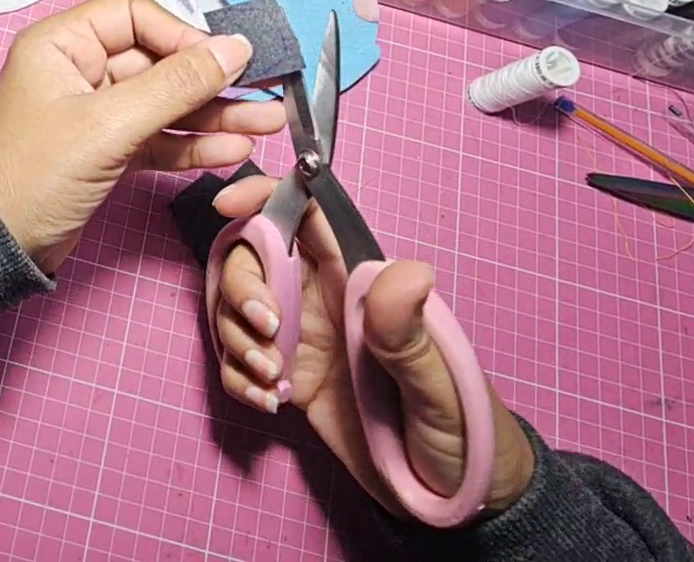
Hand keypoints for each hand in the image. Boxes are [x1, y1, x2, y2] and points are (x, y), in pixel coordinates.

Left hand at [0, 0, 284, 273]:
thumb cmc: (35, 175)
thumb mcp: (108, 125)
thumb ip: (175, 86)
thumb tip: (235, 48)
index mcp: (62, 43)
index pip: (136, 16)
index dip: (183, 35)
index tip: (226, 60)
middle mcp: (78, 69)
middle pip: (157, 61)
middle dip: (210, 81)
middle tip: (264, 94)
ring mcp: (94, 111)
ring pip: (163, 102)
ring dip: (212, 115)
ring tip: (265, 124)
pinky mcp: (106, 149)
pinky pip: (157, 136)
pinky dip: (191, 144)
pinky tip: (231, 150)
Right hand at [212, 175, 535, 520]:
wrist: (457, 497)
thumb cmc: (465, 432)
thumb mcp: (442, 385)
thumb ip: (409, 332)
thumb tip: (407, 270)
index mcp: (355, 278)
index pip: (304, 214)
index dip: (262, 196)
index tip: (228, 206)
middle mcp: (319, 295)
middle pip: (253, 257)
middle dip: (242, 288)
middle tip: (267, 332)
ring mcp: (297, 334)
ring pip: (235, 306)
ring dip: (236, 338)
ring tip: (272, 381)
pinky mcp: (283, 373)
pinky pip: (236, 358)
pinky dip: (237, 376)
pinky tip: (269, 403)